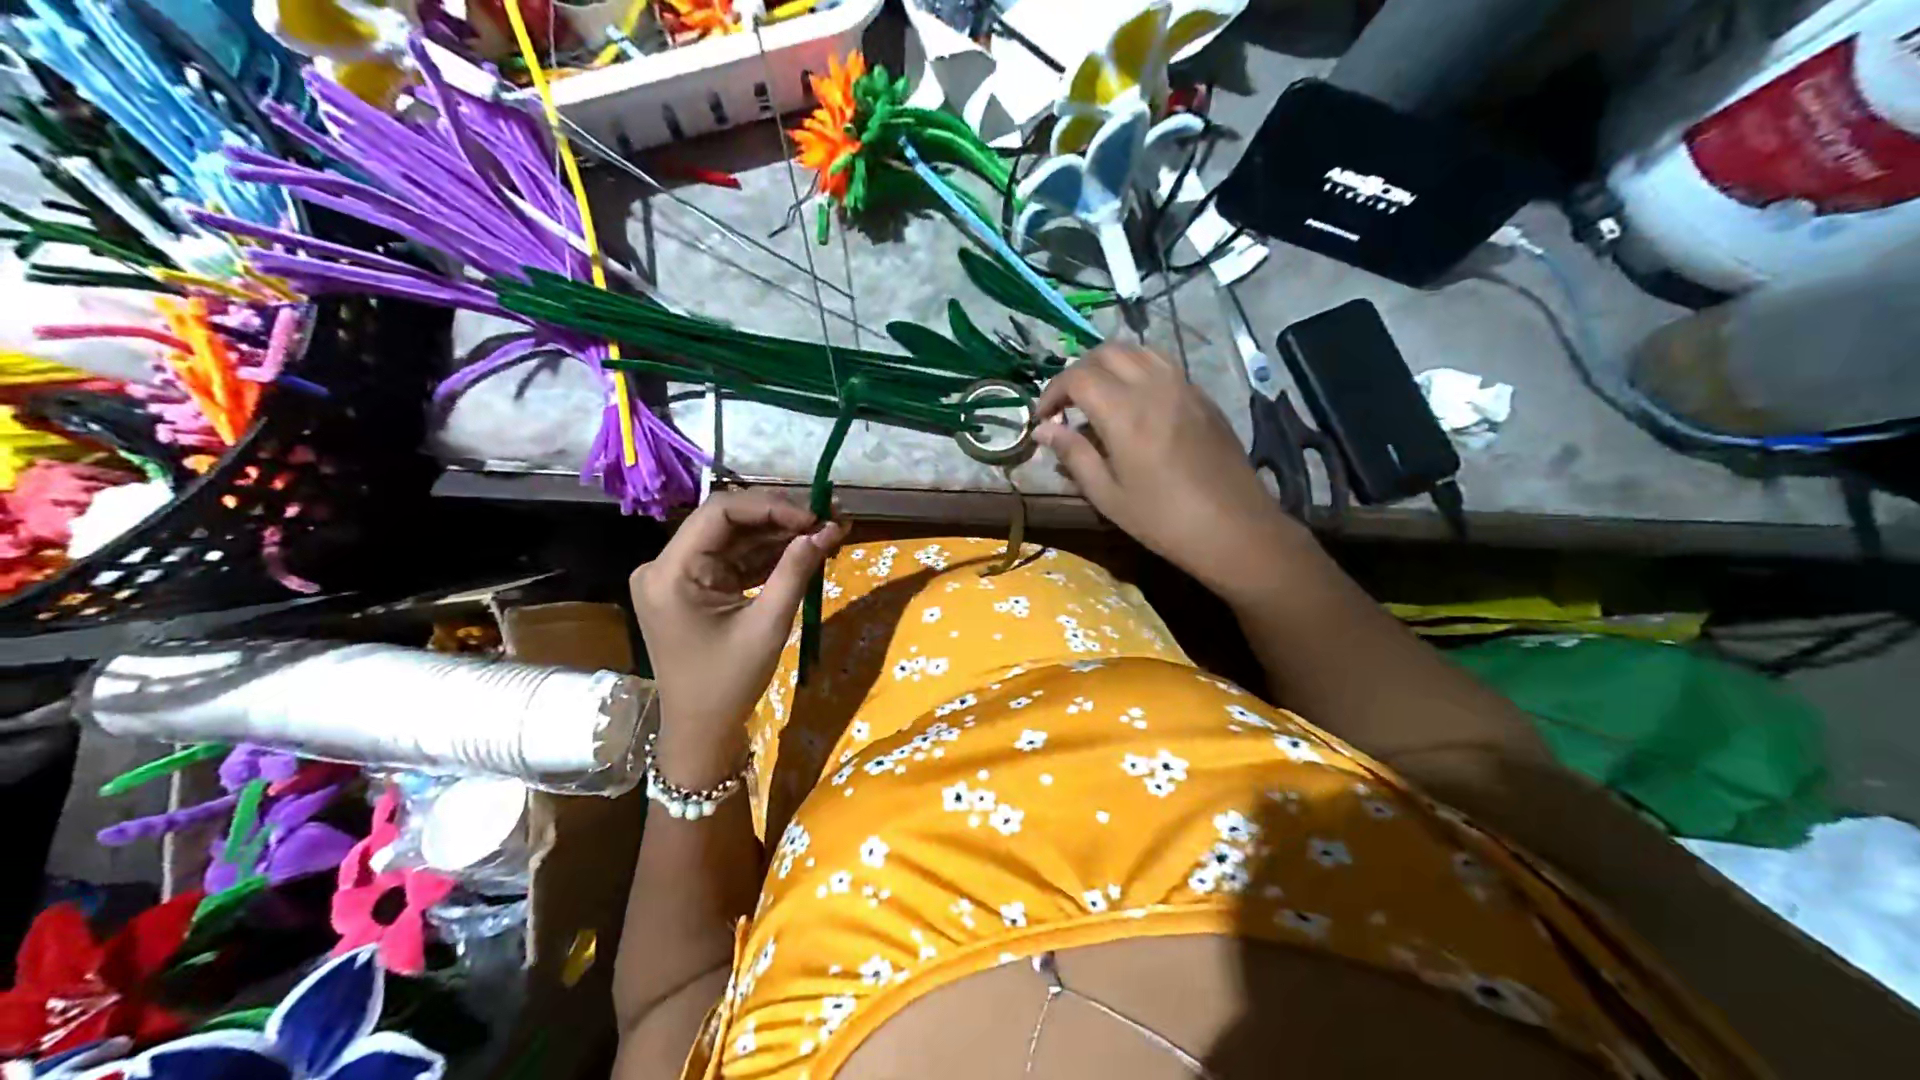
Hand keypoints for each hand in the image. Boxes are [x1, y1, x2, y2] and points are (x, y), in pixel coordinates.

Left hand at [630, 489, 846, 784]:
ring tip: (826, 532)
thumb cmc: (729, 683)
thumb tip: (826, 530)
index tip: (814, 517)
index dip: (770, 507)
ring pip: (734, 539)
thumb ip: (795, 571)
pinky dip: (767, 556)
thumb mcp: (767, 625)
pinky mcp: (693, 587)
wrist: (701, 730)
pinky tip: (804, 550)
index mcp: (670, 572)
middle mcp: (666, 565)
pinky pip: (733, 560)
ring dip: (779, 536)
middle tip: (829, 519)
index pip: (719, 513)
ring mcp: (678, 575)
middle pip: (727, 522)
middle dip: (780, 519)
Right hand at [1034, 343, 1306, 599]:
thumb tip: (1043, 429)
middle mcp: (1154, 387)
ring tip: (1099, 397)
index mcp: (1125, 413)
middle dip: (1078, 372)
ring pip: (1138, 351)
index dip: (1052, 392)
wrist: (1235, 529)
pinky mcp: (1203, 397)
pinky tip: (1135, 404)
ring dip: (1110, 365)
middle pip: (1107, 352)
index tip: (1043, 418)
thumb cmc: (1163, 520)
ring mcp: (1184, 387)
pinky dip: (1138, 372)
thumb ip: (1073, 454)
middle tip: (1067, 405)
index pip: (1077, 377)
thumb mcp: (1107, 495)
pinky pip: (1164, 366)